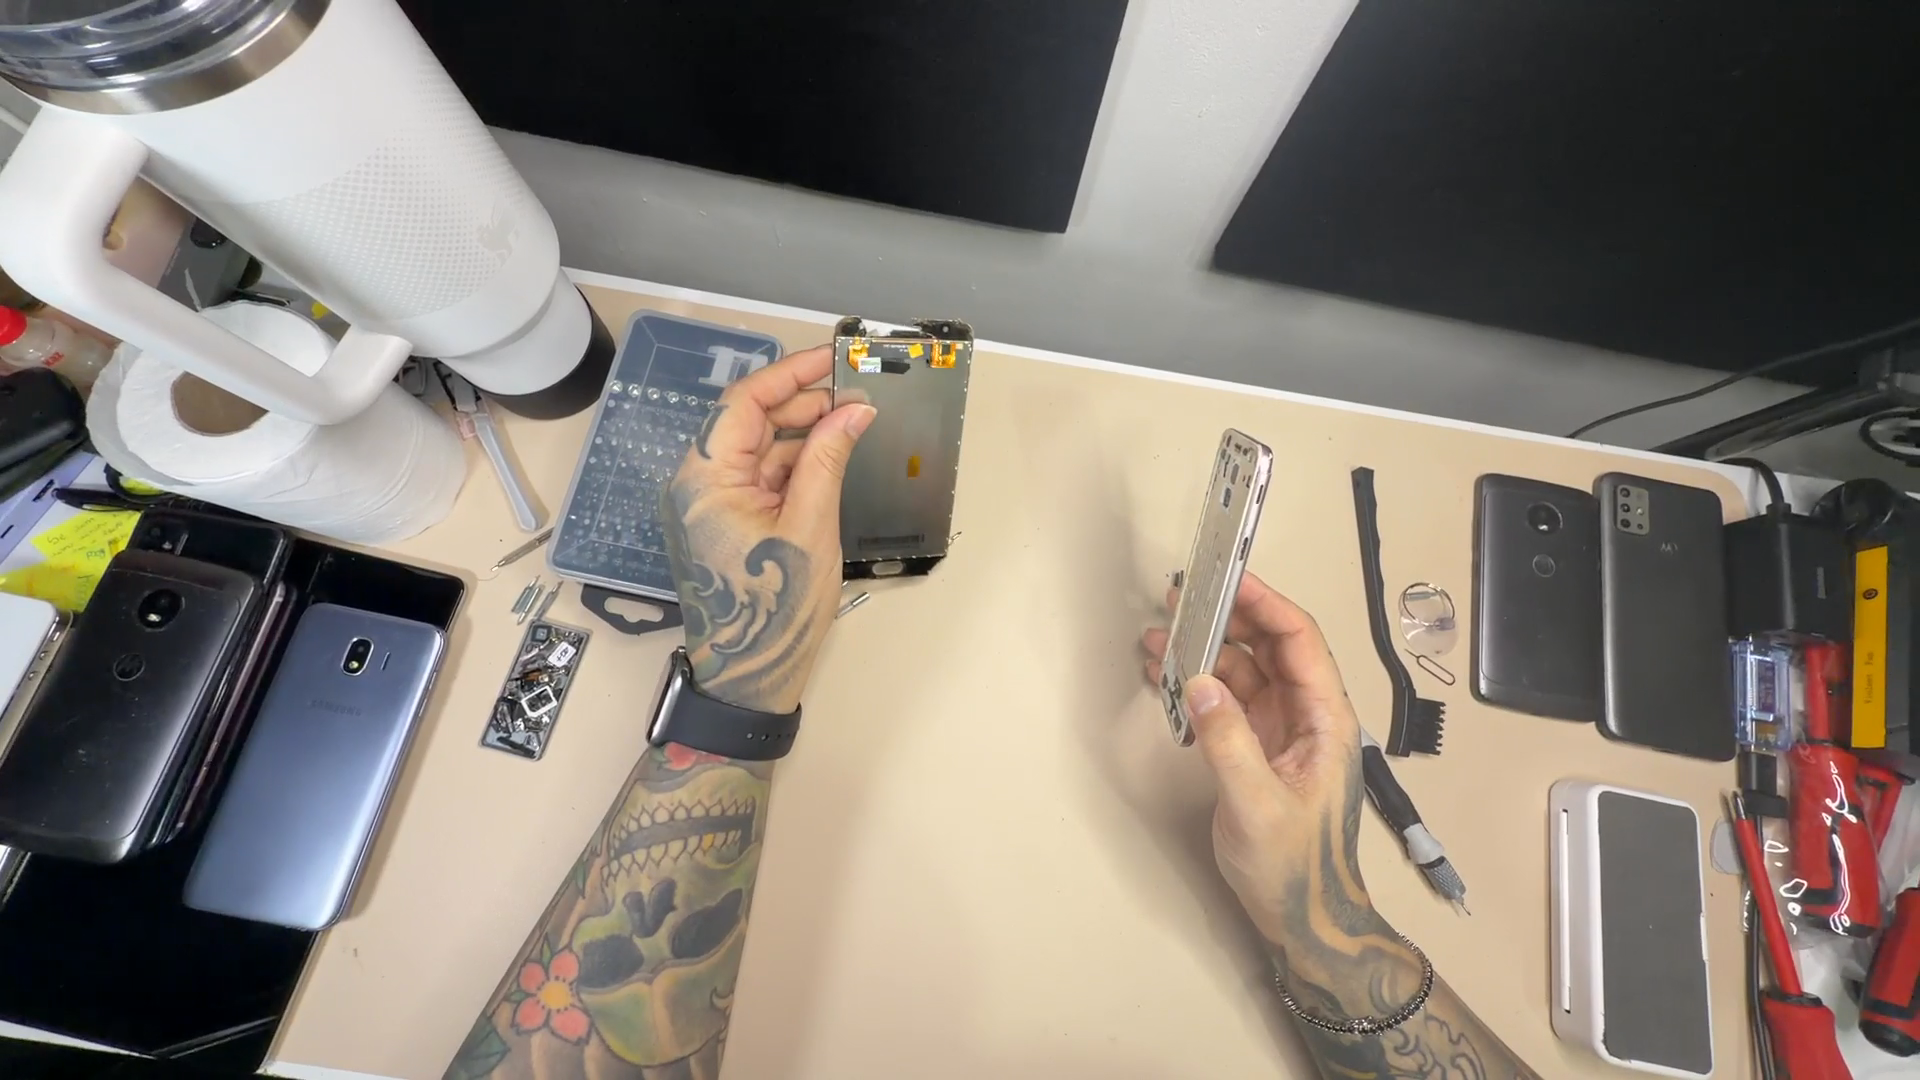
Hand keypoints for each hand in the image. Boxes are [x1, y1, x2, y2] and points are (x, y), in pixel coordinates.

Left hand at [663, 345, 874, 713]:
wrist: (751, 673)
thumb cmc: (778, 606)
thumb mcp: (810, 526)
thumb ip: (828, 459)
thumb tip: (856, 410)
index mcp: (705, 476)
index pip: (745, 402)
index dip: (791, 374)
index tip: (835, 358)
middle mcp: (700, 480)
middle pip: (750, 421)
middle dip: (802, 403)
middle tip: (855, 397)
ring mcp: (713, 501)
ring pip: (759, 447)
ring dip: (803, 433)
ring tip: (851, 423)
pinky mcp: (728, 518)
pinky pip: (761, 476)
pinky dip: (796, 464)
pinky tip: (831, 457)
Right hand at [1141, 571, 1375, 951]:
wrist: (1304, 917)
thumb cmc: (1294, 866)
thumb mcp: (1258, 806)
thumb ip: (1229, 742)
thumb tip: (1197, 682)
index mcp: (1324, 718)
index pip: (1298, 642)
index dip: (1265, 603)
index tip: (1226, 578)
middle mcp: (1303, 713)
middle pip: (1267, 647)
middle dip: (1226, 619)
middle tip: (1178, 601)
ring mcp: (1277, 728)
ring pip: (1240, 670)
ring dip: (1201, 652)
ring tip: (1155, 639)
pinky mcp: (1253, 744)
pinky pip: (1224, 699)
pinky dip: (1195, 684)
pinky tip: (1163, 678)